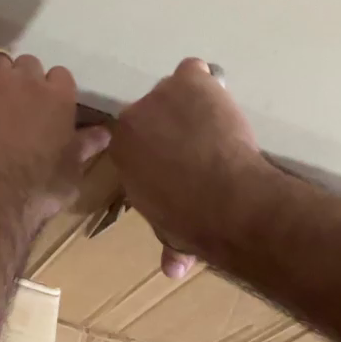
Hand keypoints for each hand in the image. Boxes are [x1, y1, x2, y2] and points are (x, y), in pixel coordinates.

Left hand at [0, 46, 110, 226]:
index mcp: (60, 97)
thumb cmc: (38, 189)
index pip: (60, 76)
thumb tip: (104, 133)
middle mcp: (29, 79)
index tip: (44, 109)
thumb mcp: (71, 172)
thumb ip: (85, 146)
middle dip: (23, 81)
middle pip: (28, 64)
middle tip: (14, 108)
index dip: (51, 92)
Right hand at [111, 58, 266, 277]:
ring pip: (175, 88)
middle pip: (151, 110)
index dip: (156, 144)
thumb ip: (169, 242)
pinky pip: (196, 71)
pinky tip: (222, 101)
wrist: (222, 199)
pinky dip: (208, 83)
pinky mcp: (188, 81)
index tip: (174, 155)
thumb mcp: (170, 232)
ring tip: (216, 126)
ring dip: (191, 103)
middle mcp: (130, 119)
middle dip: (171, 123)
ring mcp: (159, 96)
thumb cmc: (187, 220)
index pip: (133, 136)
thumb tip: (173, 270)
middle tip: (198, 143)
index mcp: (118, 152)